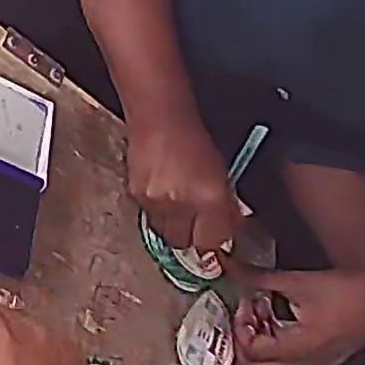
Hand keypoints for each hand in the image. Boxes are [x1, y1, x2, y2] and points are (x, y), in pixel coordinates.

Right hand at [128, 115, 241, 252]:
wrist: (159, 119)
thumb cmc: (195, 141)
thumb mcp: (220, 173)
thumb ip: (224, 204)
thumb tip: (228, 229)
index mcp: (210, 198)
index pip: (212, 241)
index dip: (215, 244)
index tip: (217, 243)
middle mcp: (181, 204)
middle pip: (183, 243)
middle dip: (190, 239)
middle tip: (196, 228)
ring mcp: (155, 201)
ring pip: (163, 232)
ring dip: (172, 226)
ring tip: (177, 207)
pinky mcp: (136, 195)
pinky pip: (149, 215)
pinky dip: (157, 210)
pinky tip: (162, 192)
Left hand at [223, 257, 364, 364]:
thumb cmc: (347, 288)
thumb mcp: (295, 281)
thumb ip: (256, 277)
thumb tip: (228, 265)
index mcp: (302, 347)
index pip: (253, 352)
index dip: (239, 329)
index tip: (240, 306)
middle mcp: (310, 361)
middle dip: (243, 340)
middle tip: (242, 315)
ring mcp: (319, 361)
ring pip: (273, 362)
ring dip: (259, 337)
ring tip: (259, 309)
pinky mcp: (325, 355)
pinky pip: (289, 356)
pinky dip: (275, 338)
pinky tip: (276, 313)